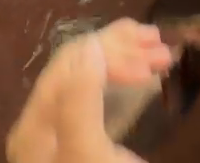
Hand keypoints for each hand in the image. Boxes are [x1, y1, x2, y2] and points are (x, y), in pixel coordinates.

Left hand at [7, 19, 173, 162]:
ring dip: (129, 57)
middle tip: (165, 53)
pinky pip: (96, 90)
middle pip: (80, 65)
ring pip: (90, 73)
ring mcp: (59, 132)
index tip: (155, 53)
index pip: (69, 63)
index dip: (112, 49)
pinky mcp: (77, 139)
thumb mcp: (88, 154)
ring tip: (164, 56)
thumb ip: (80, 102)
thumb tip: (90, 46)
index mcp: (34, 127)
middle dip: (124, 51)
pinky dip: (124, 71)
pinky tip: (146, 69)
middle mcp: (41, 124)